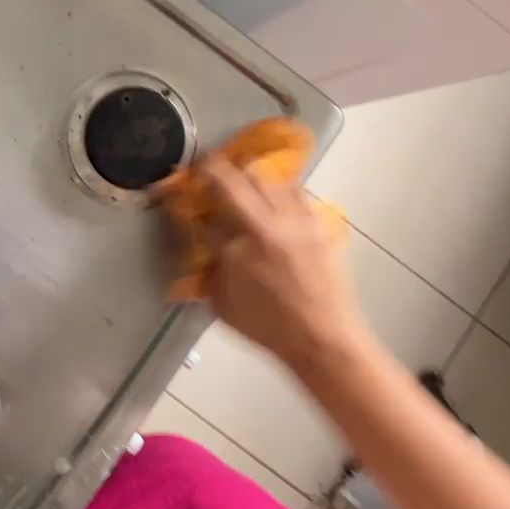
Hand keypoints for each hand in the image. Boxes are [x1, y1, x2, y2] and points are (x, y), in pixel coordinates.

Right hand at [204, 160, 369, 369]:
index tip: (186, 184)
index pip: (208, 209)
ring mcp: (298, 223)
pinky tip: (277, 201)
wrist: (323, 338)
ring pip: (272, 179)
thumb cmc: (267, 327)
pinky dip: (283, 190)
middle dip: (221, 170)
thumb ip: (210, 267)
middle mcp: (269, 226)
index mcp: (239, 247)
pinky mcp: (320, 226)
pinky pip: (299, 194)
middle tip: (211, 170)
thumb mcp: (222, 302)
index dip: (194, 192)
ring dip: (252, 176)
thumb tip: (205, 243)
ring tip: (245, 180)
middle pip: (240, 179)